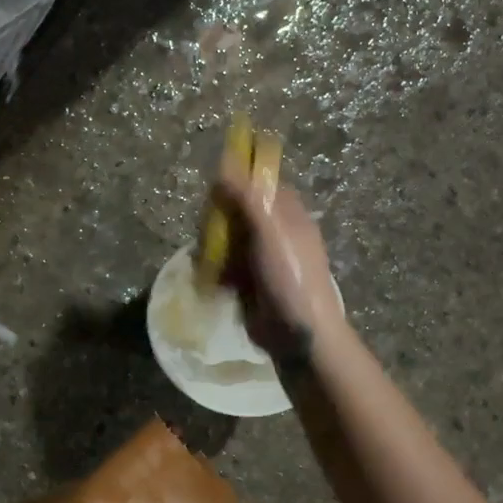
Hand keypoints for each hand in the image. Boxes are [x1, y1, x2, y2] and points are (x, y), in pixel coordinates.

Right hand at [214, 167, 346, 358]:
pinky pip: (224, 265)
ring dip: (213, 245)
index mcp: (289, 217)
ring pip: (228, 239)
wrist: (296, 334)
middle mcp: (275, 234)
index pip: (264, 186)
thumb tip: (225, 168)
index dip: (242, 181)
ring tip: (206, 256)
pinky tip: (209, 275)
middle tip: (209, 228)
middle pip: (239, 211)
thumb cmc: (289, 278)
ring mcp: (261, 259)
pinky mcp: (247, 281)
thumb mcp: (270, 232)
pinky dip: (214, 268)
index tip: (218, 186)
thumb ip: (248, 199)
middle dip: (219, 217)